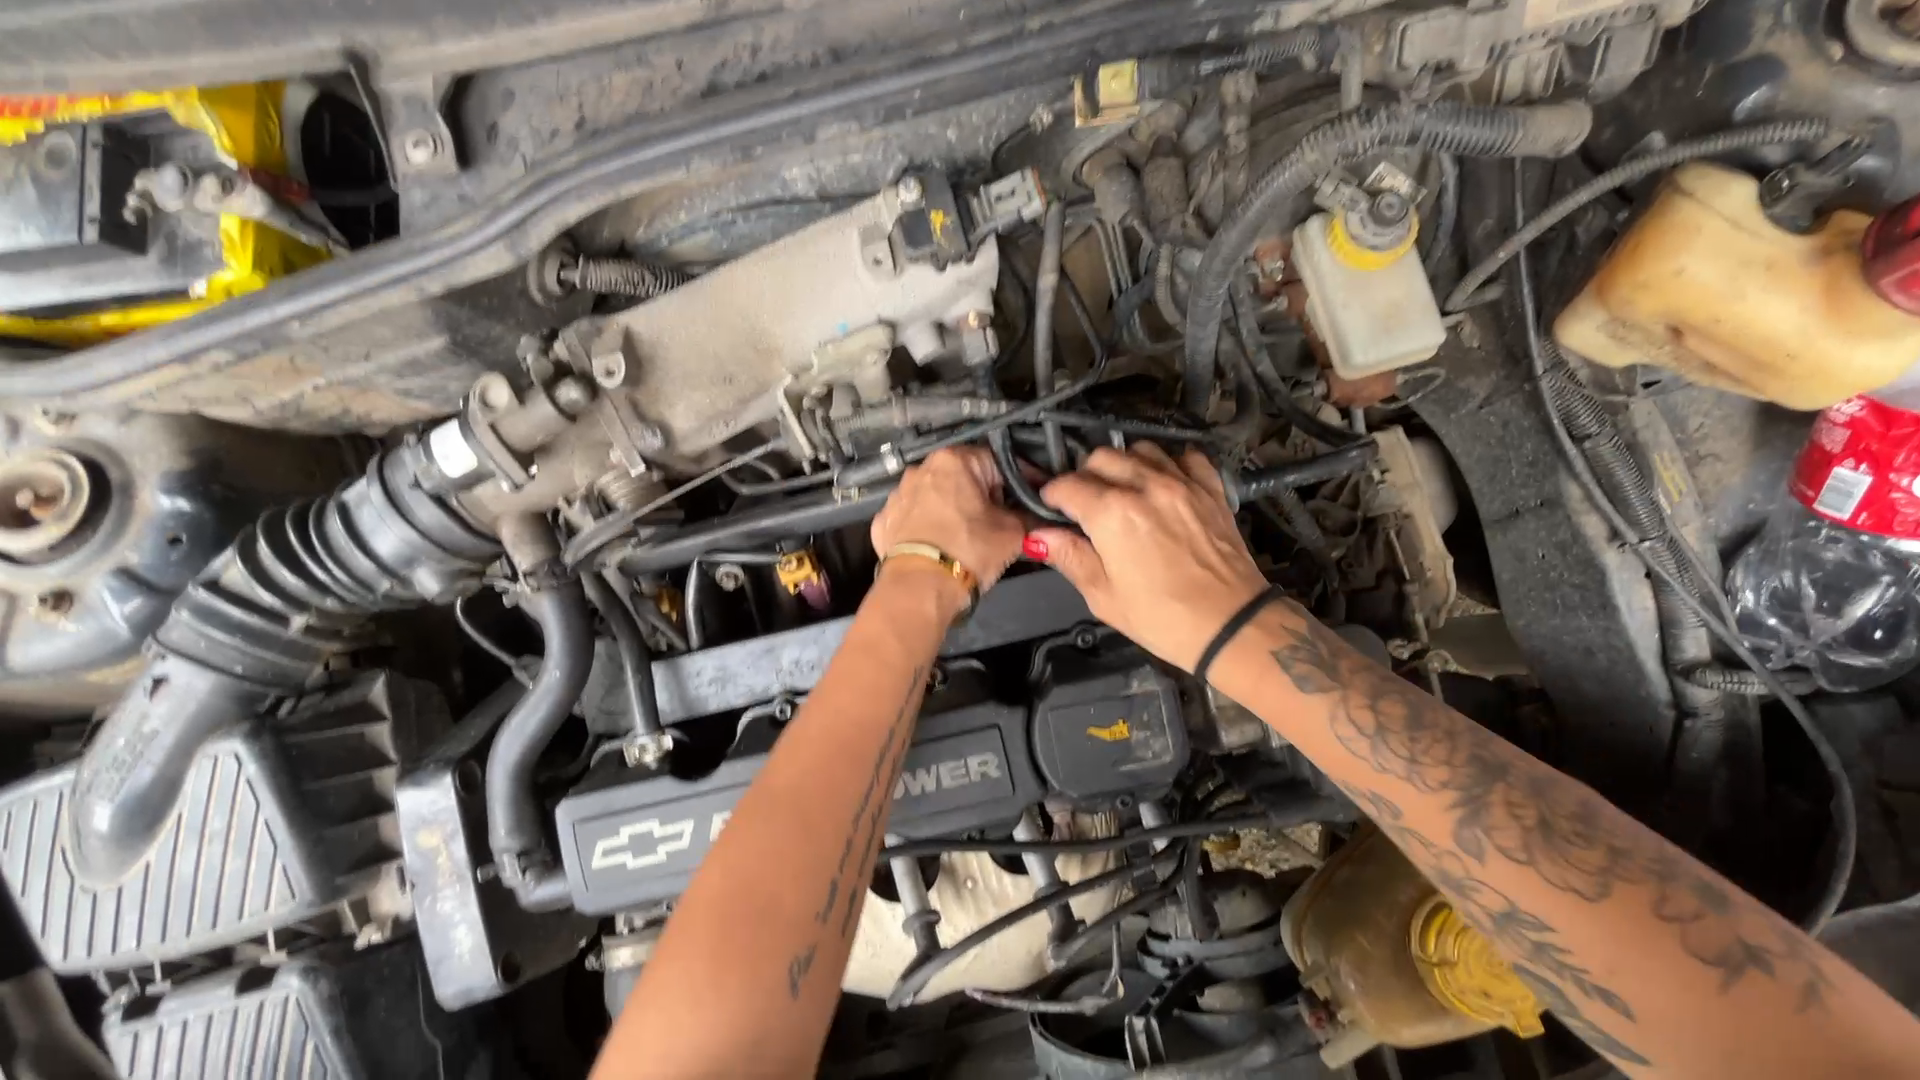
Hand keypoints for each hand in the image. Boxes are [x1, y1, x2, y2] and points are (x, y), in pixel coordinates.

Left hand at [870, 446, 1026, 590]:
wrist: (918, 589)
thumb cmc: (968, 551)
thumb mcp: (1013, 533)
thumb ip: (1027, 516)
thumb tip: (1035, 516)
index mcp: (954, 460)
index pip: (996, 460)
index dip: (1017, 481)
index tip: (1028, 499)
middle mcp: (920, 469)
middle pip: (962, 477)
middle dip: (981, 496)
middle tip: (998, 522)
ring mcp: (897, 495)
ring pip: (935, 497)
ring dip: (951, 511)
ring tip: (966, 539)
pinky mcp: (882, 522)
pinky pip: (913, 519)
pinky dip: (926, 529)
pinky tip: (938, 547)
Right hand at [1026, 444, 1268, 670]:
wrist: (1231, 625)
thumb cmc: (1163, 619)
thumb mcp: (1103, 595)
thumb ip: (1069, 557)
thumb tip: (1039, 536)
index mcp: (1112, 515)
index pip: (1067, 485)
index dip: (1052, 496)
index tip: (1051, 509)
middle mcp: (1145, 487)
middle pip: (1101, 457)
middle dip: (1085, 477)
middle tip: (1085, 505)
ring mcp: (1182, 484)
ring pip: (1140, 450)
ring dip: (1124, 465)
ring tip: (1122, 491)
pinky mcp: (1211, 490)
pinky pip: (1185, 457)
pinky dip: (1168, 464)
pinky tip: (1163, 485)